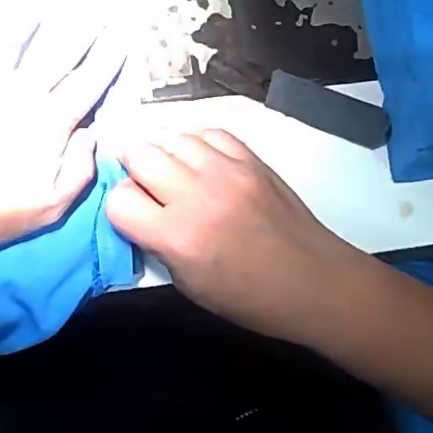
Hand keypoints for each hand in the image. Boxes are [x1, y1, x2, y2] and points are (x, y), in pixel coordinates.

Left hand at [0, 26, 123, 254]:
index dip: (107, 59)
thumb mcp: (51, 206)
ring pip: (16, 40)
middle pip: (58, 53)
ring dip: (36, 13)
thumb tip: (91, 133)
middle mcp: (22, 95)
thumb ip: (80, 169)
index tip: (121, 36)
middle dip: (82, 25)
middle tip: (98, 1)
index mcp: (50, 124)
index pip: (87, 84)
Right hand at [104, 129, 372, 343]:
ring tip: (173, 173)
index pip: (119, 199)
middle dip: (133, 170)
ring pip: (173, 137)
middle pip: (140, 155)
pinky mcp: (252, 160)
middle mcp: (197, 196)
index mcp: (178, 237)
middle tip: (146, 187)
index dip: (119, 207)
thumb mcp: (188, 284)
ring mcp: (227, 172)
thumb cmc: (248, 298)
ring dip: (164, 154)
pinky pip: (209, 133)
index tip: (133, 215)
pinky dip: (197, 145)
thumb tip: (138, 211)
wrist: (313, 283)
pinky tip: (201, 163)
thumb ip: (156, 244)